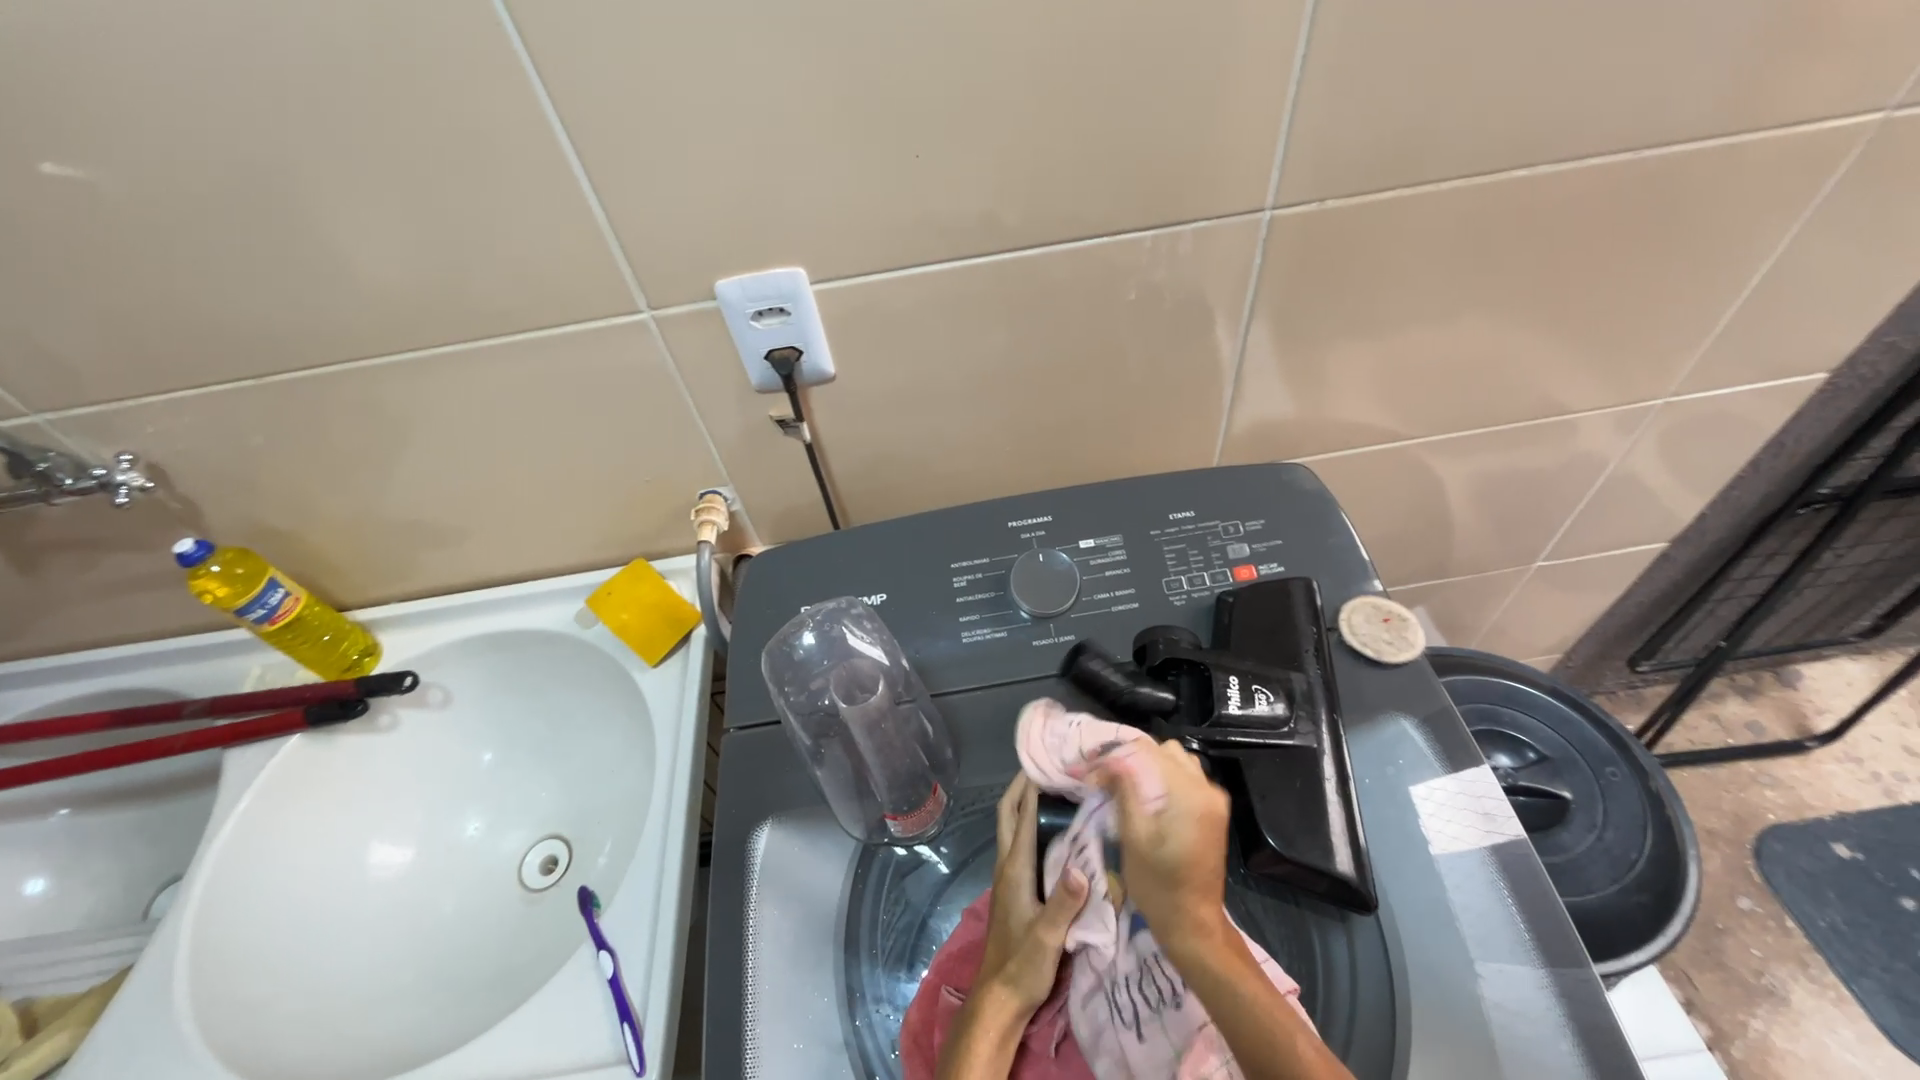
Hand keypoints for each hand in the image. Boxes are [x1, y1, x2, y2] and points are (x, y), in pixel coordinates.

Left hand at [975, 774, 1089, 1014]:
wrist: (1000, 997)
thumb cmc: (1023, 966)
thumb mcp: (1048, 938)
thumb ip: (1064, 904)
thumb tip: (1082, 868)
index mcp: (1015, 869)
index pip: (1023, 817)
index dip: (1034, 787)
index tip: (1052, 760)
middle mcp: (1008, 865)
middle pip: (1009, 813)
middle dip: (1023, 785)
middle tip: (1050, 763)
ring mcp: (1010, 876)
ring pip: (1014, 826)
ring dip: (1028, 802)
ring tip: (1058, 786)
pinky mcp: (1017, 887)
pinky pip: (1024, 843)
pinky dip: (1035, 825)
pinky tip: (1060, 829)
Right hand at [1095, 739, 1233, 952]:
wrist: (1192, 923)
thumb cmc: (1158, 885)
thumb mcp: (1133, 836)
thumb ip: (1124, 790)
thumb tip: (1108, 759)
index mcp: (1189, 793)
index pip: (1146, 751)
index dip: (1113, 755)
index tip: (1089, 771)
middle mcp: (1207, 788)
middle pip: (1162, 751)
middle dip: (1129, 757)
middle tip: (1102, 777)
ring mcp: (1213, 799)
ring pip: (1174, 761)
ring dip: (1146, 766)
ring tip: (1121, 784)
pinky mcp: (1212, 811)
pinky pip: (1185, 778)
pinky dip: (1162, 778)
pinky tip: (1144, 796)